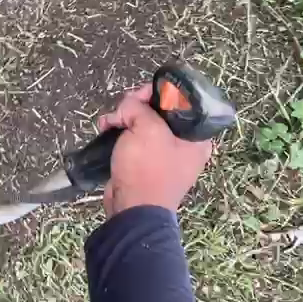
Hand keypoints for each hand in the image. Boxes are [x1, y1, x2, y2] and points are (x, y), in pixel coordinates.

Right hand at [99, 83, 213, 215]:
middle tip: (120, 113)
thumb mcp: (146, 129)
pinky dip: (119, 131)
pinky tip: (106, 130)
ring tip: (108, 124)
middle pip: (157, 111)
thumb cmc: (147, 168)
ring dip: (122, 118)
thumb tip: (128, 107)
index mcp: (196, 137)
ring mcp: (164, 153)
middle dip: (134, 107)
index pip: (179, 102)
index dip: (155, 94)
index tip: (136, 97)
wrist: (134, 207)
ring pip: (142, 122)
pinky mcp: (146, 161)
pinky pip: (134, 138)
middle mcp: (184, 143)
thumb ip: (138, 108)